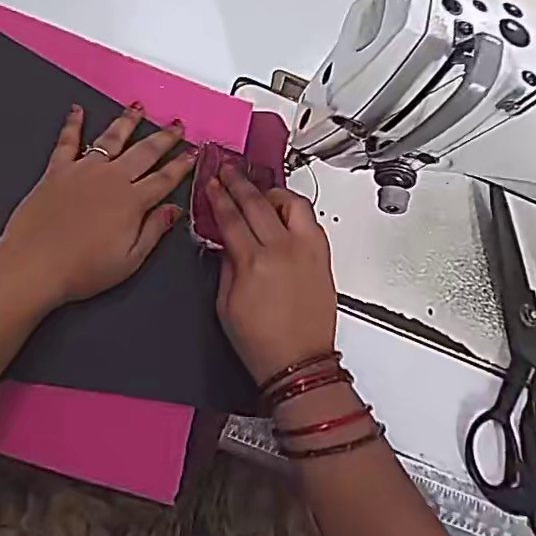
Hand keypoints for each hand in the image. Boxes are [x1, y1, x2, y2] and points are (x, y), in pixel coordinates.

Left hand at [0, 102, 196, 307]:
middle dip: (164, 137)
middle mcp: (110, 179)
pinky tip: (77, 111)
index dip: (182, 165)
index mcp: (131, 201)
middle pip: (145, 151)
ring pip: (112, 138)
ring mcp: (83, 171)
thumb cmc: (78, 268)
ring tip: (138, 109)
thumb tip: (172, 212)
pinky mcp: (57, 171)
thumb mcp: (129, 260)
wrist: (34, 264)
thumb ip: (154, 230)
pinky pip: (68, 140)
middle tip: (176, 126)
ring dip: (127, 121)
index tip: (192, 154)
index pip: (165, 178)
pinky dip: (73, 124)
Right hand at [206, 163, 336, 384]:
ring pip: (291, 203)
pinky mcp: (322, 257)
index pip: (231, 217)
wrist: (298, 362)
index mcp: (253, 262)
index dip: (219, 197)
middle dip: (239, 183)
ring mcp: (307, 251)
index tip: (212, 185)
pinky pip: (310, 221)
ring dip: (272, 192)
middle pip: (258, 202)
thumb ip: (226, 265)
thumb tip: (226, 242)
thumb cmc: (262, 342)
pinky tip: (285, 214)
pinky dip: (295, 211)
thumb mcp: (225, 303)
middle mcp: (282, 250)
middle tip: (229, 172)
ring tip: (261, 193)